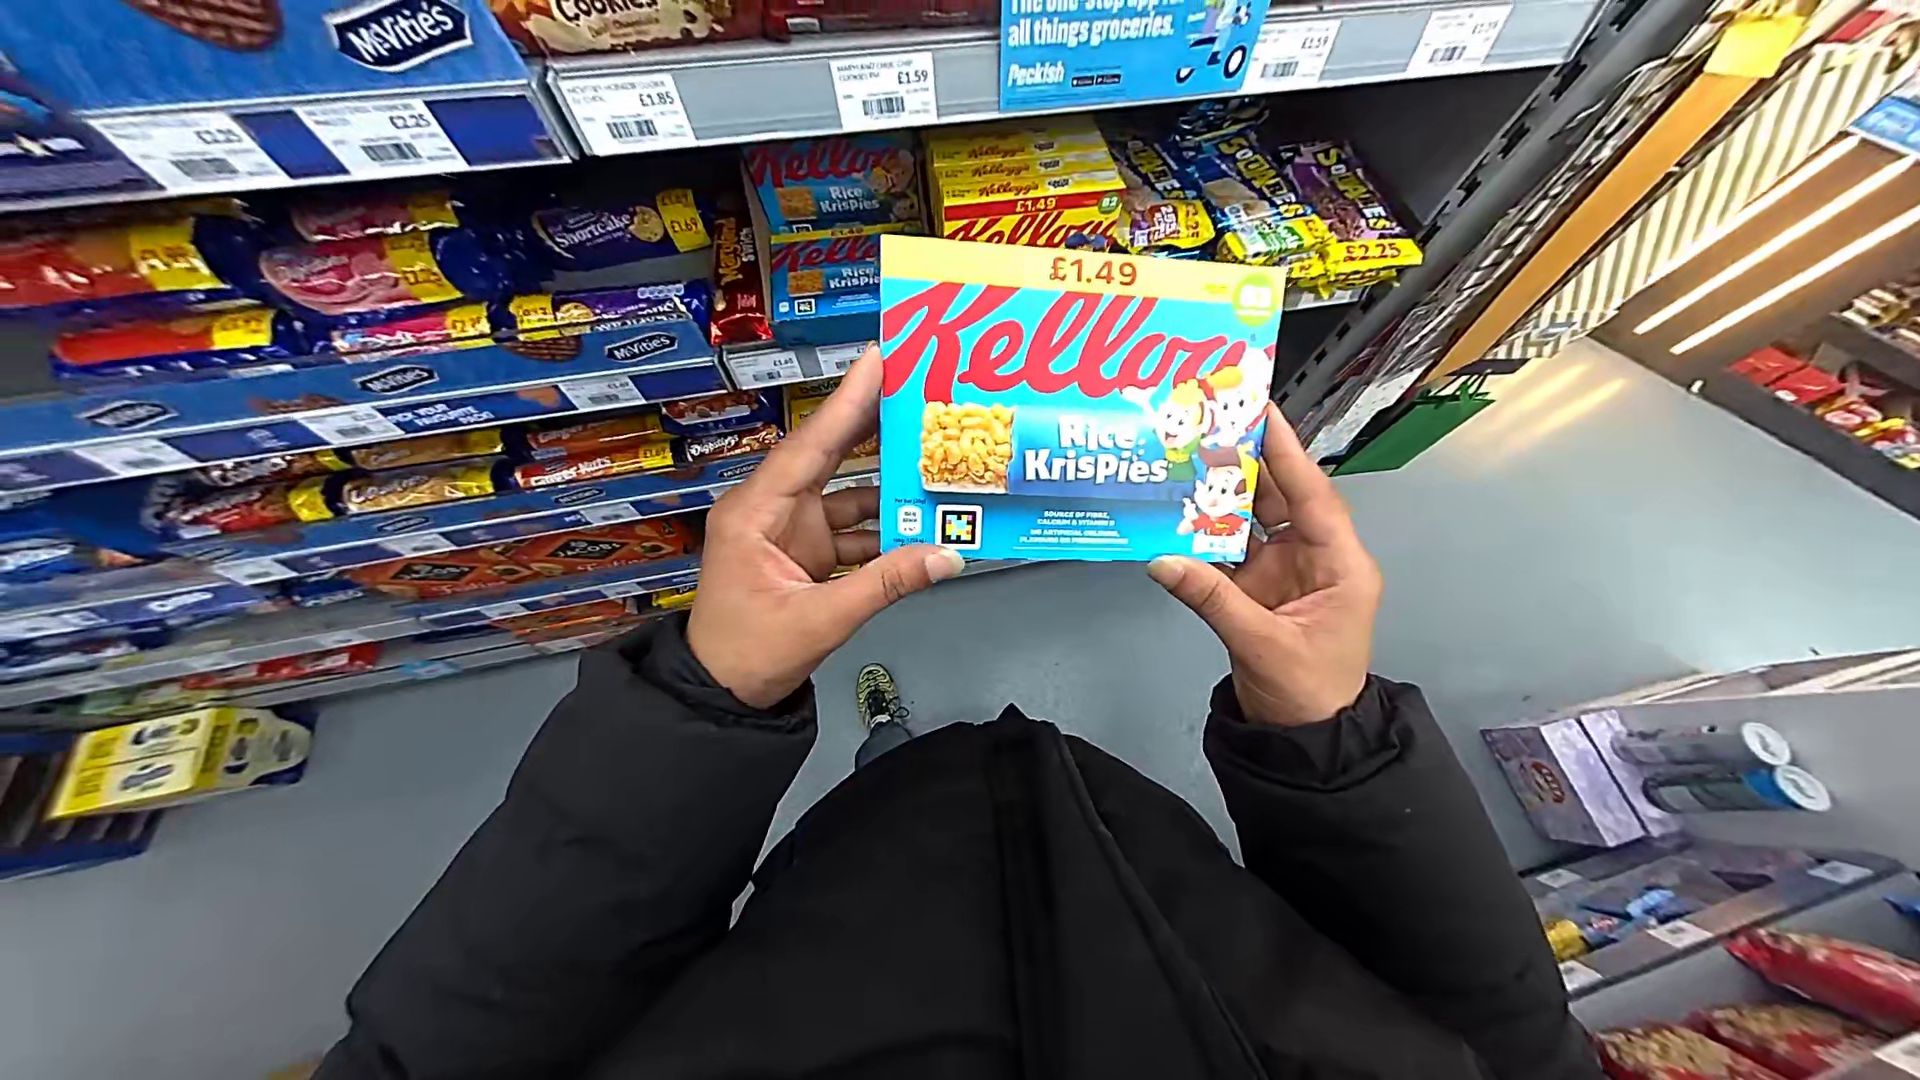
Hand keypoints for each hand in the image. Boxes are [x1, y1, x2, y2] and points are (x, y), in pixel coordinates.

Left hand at [687, 345, 963, 707]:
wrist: (721, 694)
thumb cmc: (748, 653)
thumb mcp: (819, 620)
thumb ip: (885, 586)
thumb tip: (948, 556)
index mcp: (757, 511)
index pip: (809, 446)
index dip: (846, 402)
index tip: (878, 361)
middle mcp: (775, 510)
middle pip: (830, 457)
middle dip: (872, 426)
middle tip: (915, 391)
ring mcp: (794, 532)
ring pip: (849, 496)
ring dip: (889, 488)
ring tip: (935, 464)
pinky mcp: (810, 554)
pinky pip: (855, 531)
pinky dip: (886, 531)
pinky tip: (922, 526)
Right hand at [1147, 404, 1381, 726]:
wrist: (1301, 733)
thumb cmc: (1306, 690)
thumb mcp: (1261, 642)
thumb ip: (1210, 598)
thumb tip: (1160, 560)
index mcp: (1338, 564)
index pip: (1312, 495)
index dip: (1286, 453)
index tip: (1261, 412)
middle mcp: (1312, 557)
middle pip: (1280, 499)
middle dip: (1247, 465)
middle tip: (1210, 428)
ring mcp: (1282, 571)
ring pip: (1252, 521)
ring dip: (1222, 496)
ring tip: (1188, 462)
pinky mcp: (1255, 586)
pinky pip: (1229, 549)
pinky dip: (1205, 533)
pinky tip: (1179, 514)